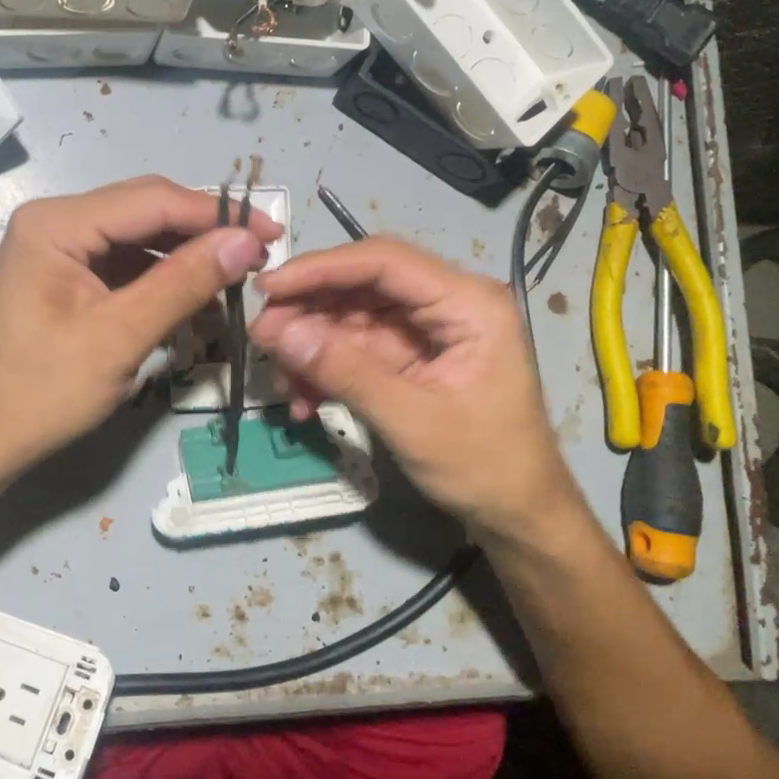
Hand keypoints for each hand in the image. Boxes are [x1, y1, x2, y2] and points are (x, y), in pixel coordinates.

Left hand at [0, 176, 282, 478]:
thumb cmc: (43, 392)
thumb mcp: (119, 337)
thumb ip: (183, 284)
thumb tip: (246, 242)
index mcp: (55, 224)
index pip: (151, 200)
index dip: (215, 215)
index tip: (272, 235)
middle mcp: (55, 222)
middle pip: (146, 212)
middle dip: (204, 235)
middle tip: (260, 259)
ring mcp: (59, 249)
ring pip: (141, 239)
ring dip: (187, 261)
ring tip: (236, 286)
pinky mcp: (67, 277)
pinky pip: (126, 266)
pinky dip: (163, 283)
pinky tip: (198, 306)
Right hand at [250, 237, 578, 540]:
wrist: (517, 516)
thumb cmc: (483, 465)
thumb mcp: (411, 419)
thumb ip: (345, 371)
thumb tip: (276, 331)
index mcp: (467, 302)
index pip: (384, 261)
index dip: (321, 268)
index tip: (268, 286)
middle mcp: (447, 303)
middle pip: (362, 284)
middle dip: (309, 308)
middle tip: (262, 336)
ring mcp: (426, 330)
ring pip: (350, 315)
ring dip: (311, 343)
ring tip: (281, 379)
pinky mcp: (408, 357)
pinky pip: (354, 348)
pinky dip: (325, 368)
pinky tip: (304, 400)